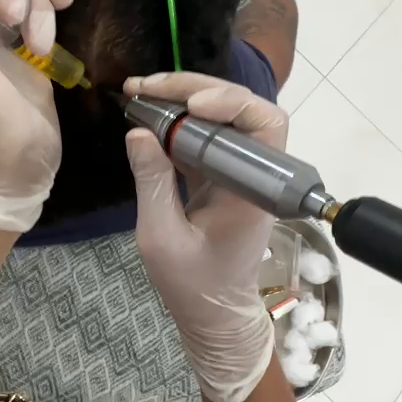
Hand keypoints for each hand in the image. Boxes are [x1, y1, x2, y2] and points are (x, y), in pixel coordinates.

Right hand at [124, 72, 287, 401]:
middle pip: (241, 109)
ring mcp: (238, 172)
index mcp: (254, 189)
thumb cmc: (192, 285)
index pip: (263, 124)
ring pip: (221, 117)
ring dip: (182, 99)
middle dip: (194, 89)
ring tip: (139, 91)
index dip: (231, 102)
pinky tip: (147, 112)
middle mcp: (254, 173)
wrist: (213, 315)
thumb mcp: (161, 238)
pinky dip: (177, 121)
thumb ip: (152, 183)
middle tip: (144, 86)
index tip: (191, 106)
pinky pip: (205, 136)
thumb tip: (138, 132)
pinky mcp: (221, 176)